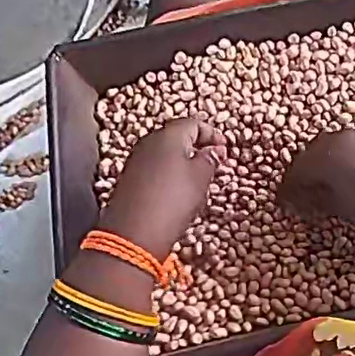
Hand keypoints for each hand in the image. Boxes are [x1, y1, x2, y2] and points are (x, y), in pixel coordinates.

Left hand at [97, 118, 227, 256]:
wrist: (135, 232)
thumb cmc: (172, 201)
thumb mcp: (201, 178)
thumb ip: (210, 159)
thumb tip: (214, 150)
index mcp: (168, 135)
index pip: (194, 123)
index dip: (213, 134)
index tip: (224, 148)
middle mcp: (149, 142)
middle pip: (177, 136)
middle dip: (197, 147)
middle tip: (214, 163)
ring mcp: (136, 161)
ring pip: (165, 154)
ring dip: (183, 162)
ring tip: (199, 180)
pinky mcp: (130, 180)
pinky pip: (154, 170)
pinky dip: (169, 175)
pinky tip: (178, 193)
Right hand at [279, 130, 354, 238]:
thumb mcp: (343, 208)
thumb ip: (319, 199)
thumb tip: (303, 198)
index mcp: (324, 156)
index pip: (297, 171)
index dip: (288, 189)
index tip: (284, 202)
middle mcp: (339, 139)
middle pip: (312, 154)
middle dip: (304, 172)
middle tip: (301, 192)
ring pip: (332, 147)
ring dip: (324, 164)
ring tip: (325, 184)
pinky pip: (352, 146)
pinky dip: (344, 159)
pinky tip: (349, 175)